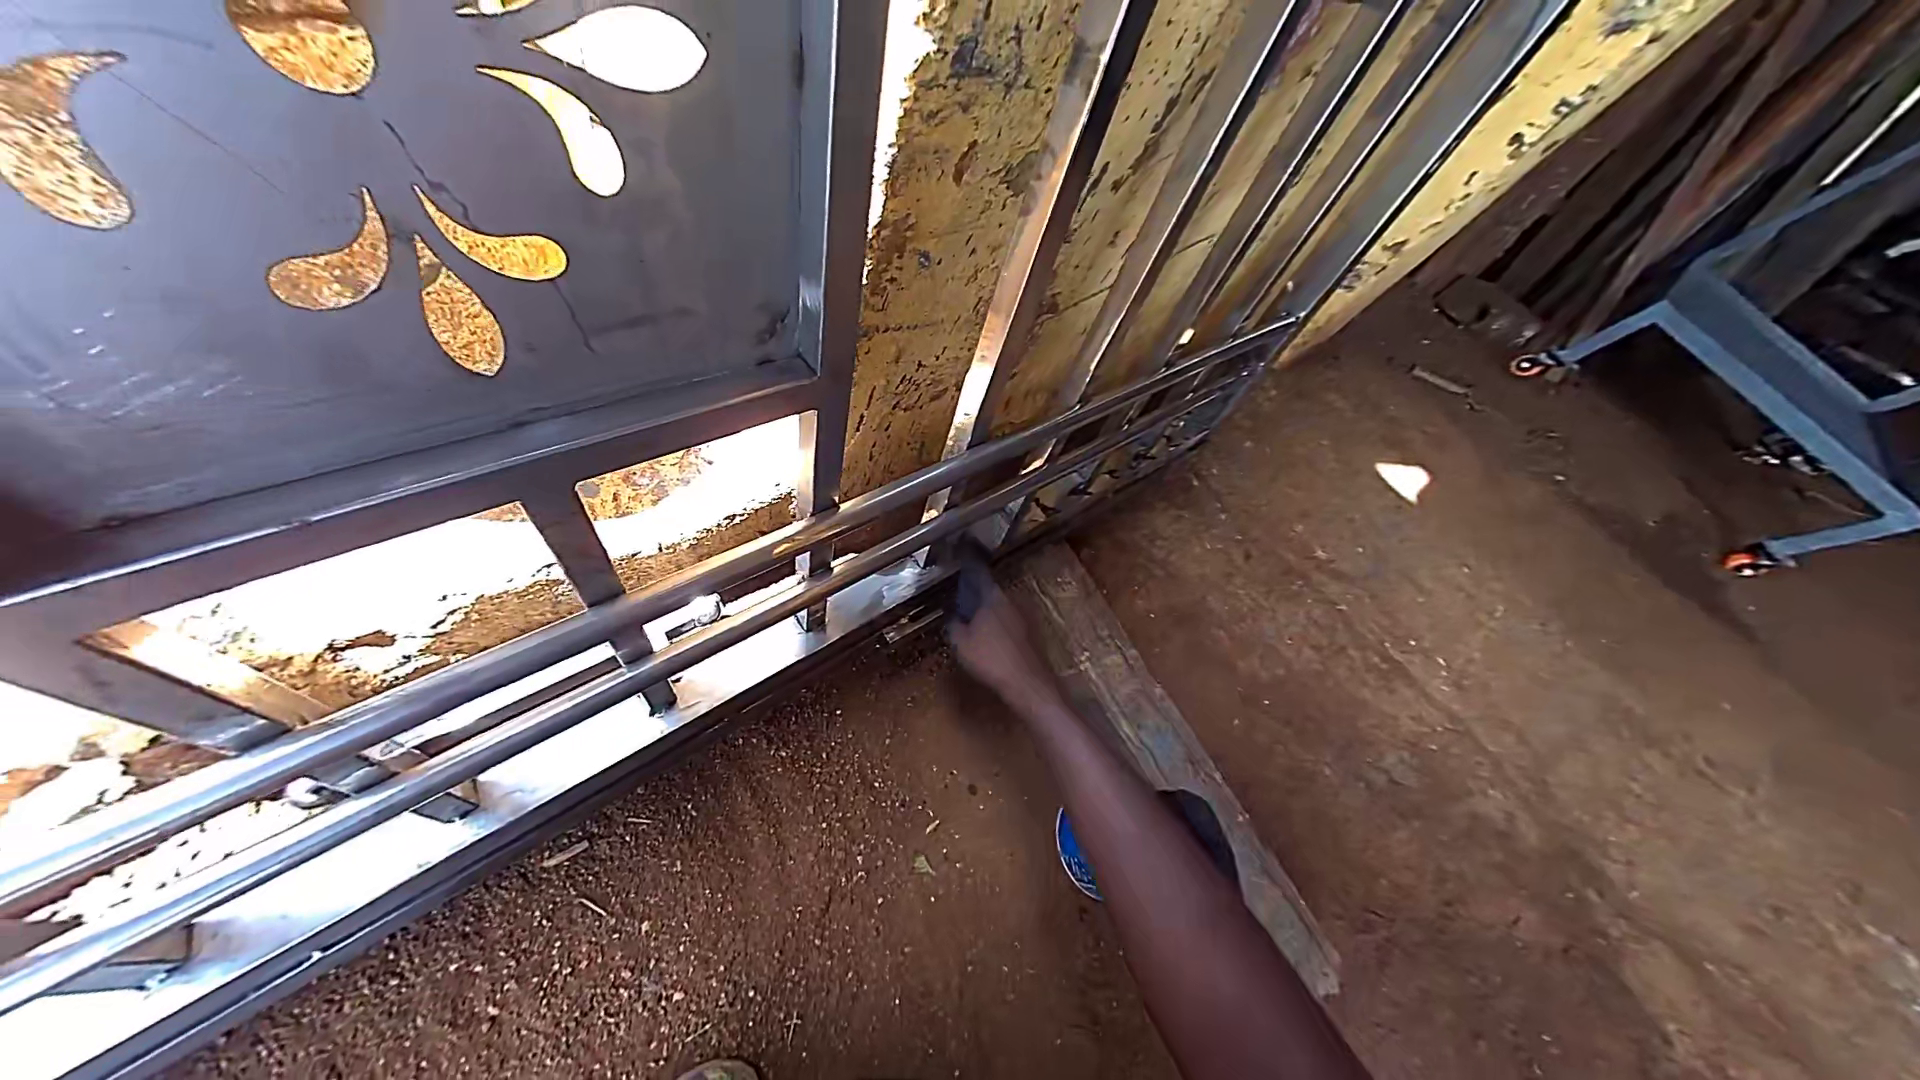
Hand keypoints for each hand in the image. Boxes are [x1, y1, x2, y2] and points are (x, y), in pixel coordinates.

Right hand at [946, 575, 1061, 710]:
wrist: (1026, 682)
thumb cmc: (989, 658)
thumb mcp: (960, 642)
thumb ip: (953, 624)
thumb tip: (952, 615)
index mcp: (992, 597)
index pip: (979, 575)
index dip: (968, 571)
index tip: (960, 568)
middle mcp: (1010, 601)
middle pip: (991, 592)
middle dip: (977, 595)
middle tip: (962, 601)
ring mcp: (1023, 617)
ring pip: (1001, 607)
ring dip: (989, 611)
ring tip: (973, 621)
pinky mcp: (1030, 633)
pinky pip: (1009, 622)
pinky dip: (999, 626)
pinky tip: (990, 639)